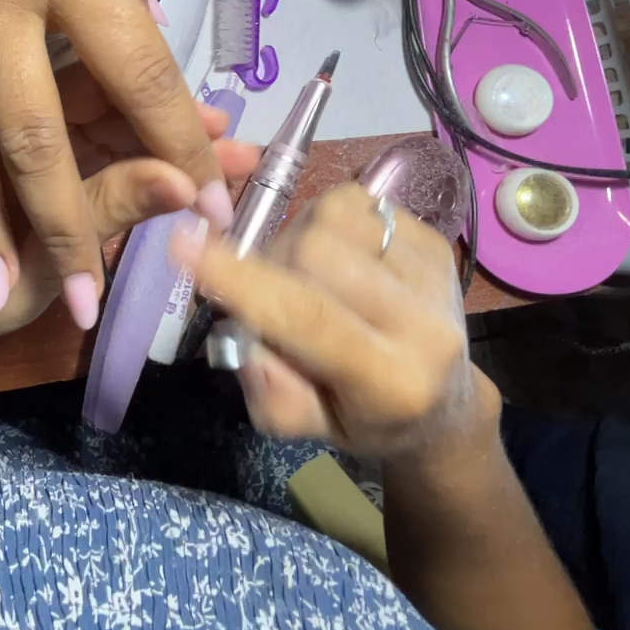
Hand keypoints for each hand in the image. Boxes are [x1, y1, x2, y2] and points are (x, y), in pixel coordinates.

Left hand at [0, 102, 258, 343]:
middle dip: (178, 127)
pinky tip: (199, 176)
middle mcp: (37, 119)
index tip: (212, 126)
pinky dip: (159, 171)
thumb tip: (183, 180)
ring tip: (236, 157)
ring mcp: (57, 145)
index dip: (154, 109)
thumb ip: (110, 206)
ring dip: (177, 149)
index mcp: (14, 118)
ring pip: (125, 136)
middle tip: (234, 138)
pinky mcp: (72, 171)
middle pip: (117, 110)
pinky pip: (120, 161)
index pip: (93, 94)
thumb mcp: (44, 245)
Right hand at [169, 182, 484, 460]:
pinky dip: (327, 225)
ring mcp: (436, 273)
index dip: (241, 279)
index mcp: (393, 383)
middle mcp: (427, 323)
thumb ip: (270, 390)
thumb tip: (242, 332)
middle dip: (274, 259)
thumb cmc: (363, 416)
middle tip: (270, 287)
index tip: (183, 242)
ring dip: (298, 238)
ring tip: (306, 275)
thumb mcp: (308, 428)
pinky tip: (339, 259)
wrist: (446, 400)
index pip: (307, 319)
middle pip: (317, 249)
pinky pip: (356, 202)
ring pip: (334, 215)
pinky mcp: (436, 239)